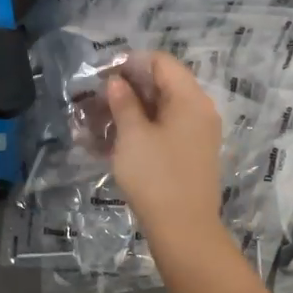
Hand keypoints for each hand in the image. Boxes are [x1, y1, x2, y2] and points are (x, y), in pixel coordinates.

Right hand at [106, 51, 223, 239]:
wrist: (183, 229)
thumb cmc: (156, 176)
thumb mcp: (132, 136)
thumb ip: (123, 103)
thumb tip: (117, 82)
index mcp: (190, 99)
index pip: (161, 62)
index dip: (130, 63)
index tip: (101, 76)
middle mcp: (198, 111)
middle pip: (161, 86)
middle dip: (125, 90)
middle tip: (93, 101)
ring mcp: (196, 135)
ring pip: (159, 112)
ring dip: (127, 113)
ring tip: (94, 124)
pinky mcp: (189, 156)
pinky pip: (162, 132)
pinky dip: (138, 132)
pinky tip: (109, 143)